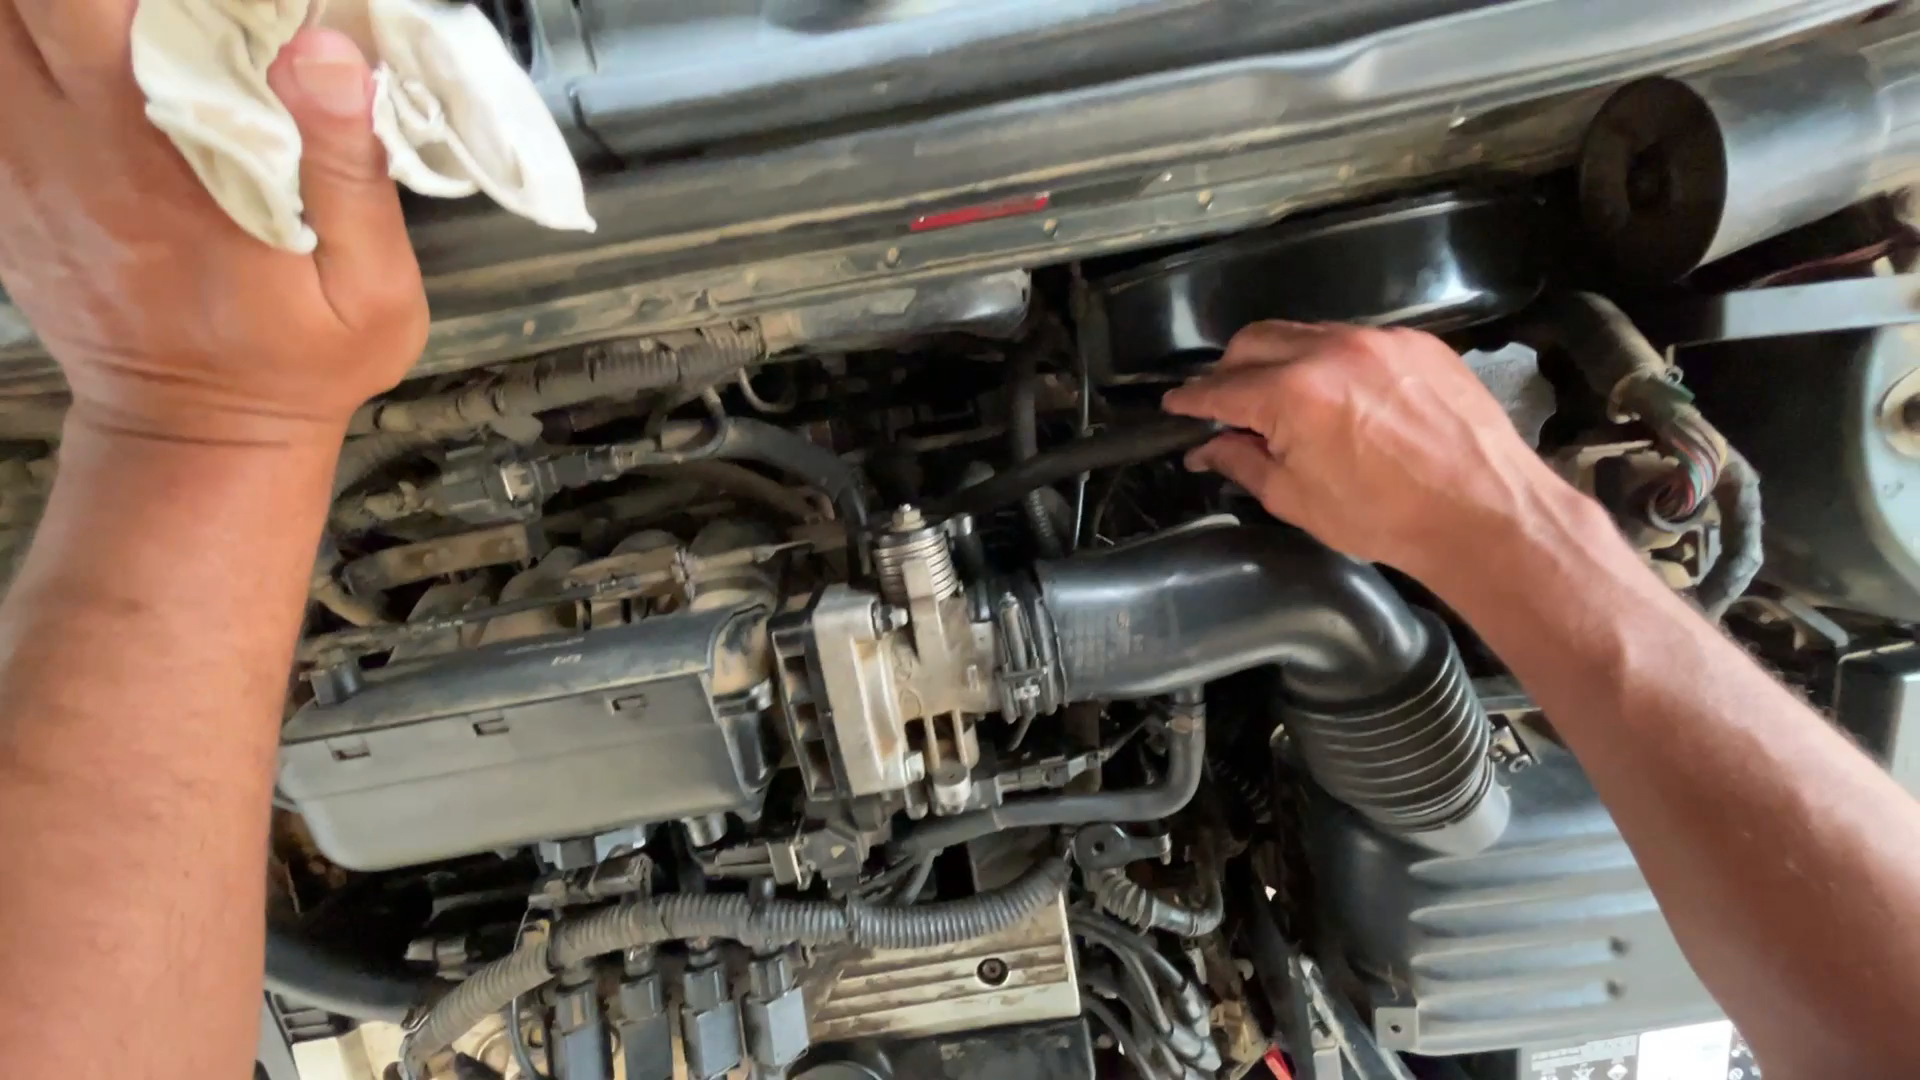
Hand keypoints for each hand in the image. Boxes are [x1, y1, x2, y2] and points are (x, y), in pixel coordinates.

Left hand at [0, 6, 425, 443]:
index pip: (125, 5)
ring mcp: (14, 150)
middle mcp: (67, 132)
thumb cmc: (308, 362)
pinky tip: (99, 73)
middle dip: (120, 2)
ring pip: (1, 29)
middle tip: (206, 19)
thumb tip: (328, 53)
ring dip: (62, 19)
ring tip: (143, 44)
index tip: (252, 12)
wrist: (202, 428)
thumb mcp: (374, 290)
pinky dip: (32, 53)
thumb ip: (352, 175)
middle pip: (43, 3)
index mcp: (171, 153)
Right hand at [1162, 321, 1568, 577]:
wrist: (1483, 512)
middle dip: (1228, 371)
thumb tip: (1208, 449)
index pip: (1219, 388)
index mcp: (1292, 394)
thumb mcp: (1293, 497)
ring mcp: (1378, 340)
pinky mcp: (1416, 343)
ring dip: (1277, 361)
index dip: (1190, 400)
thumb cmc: (1382, 516)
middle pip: (1252, 341)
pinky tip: (1338, 397)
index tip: (1174, 406)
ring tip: (1283, 402)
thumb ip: (1241, 462)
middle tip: (1226, 406)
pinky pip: (1351, 340)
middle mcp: (1330, 351)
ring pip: (1301, 333)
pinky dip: (1328, 362)